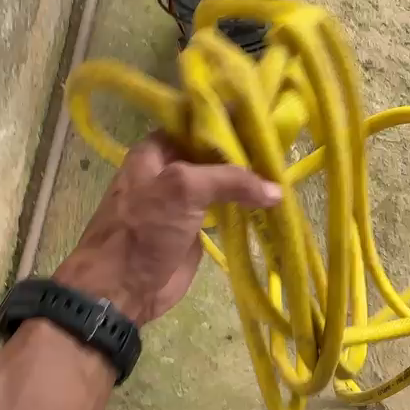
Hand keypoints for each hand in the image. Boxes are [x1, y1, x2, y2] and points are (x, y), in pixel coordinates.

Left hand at [54, 134, 279, 323]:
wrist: (124, 287)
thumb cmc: (143, 229)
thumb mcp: (183, 189)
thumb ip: (229, 180)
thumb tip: (276, 190)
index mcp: (158, 150)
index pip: (198, 124)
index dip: (229, 121)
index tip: (264, 121)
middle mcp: (173, 170)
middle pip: (215, 155)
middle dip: (246, 153)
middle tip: (282, 150)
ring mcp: (187, 203)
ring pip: (224, 185)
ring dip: (250, 183)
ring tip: (286, 175)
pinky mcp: (199, 231)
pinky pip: (229, 214)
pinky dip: (249, 210)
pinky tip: (274, 205)